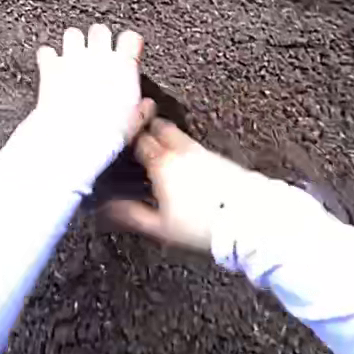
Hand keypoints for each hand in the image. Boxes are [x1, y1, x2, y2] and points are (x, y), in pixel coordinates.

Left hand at [18, 24, 152, 187]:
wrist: (73, 138)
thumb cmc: (106, 132)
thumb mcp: (134, 124)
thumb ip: (142, 109)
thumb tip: (148, 106)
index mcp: (123, 65)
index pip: (130, 38)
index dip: (129, 43)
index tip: (128, 51)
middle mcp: (98, 56)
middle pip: (100, 30)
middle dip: (98, 39)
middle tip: (98, 53)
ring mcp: (72, 59)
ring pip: (72, 33)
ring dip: (72, 42)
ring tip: (74, 56)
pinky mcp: (50, 67)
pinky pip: (46, 51)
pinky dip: (48, 57)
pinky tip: (51, 66)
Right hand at [101, 118, 264, 253]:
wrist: (248, 220)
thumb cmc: (202, 225)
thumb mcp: (160, 226)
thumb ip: (131, 214)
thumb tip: (105, 208)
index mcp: (161, 163)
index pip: (137, 138)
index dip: (125, 137)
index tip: (116, 140)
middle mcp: (180, 150)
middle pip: (157, 126)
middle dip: (145, 128)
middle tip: (134, 136)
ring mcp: (200, 151)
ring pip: (175, 133)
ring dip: (163, 135)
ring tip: (154, 150)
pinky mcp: (216, 157)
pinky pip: (190, 144)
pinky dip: (179, 147)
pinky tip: (179, 163)